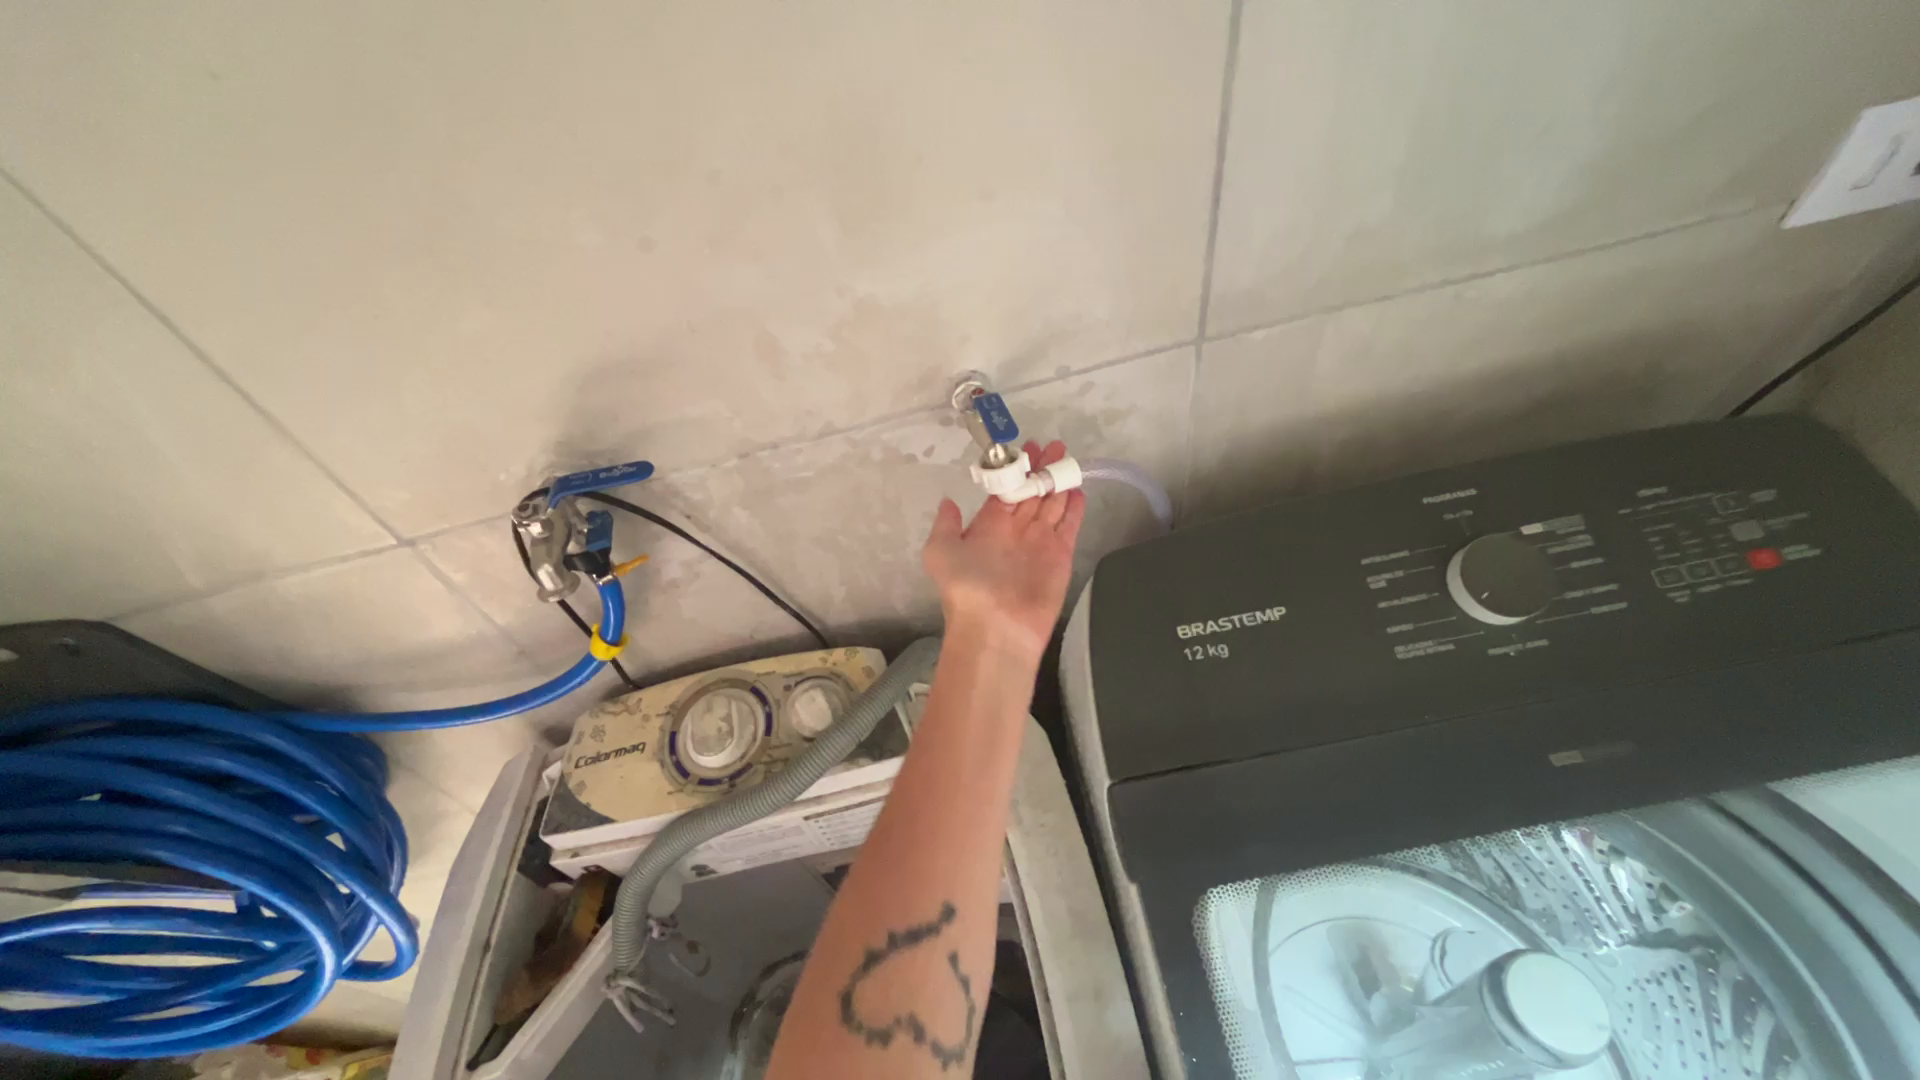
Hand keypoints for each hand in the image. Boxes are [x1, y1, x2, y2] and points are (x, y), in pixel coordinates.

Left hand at [923, 440, 1087, 657]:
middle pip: (1031, 494)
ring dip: (1058, 482)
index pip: (1005, 492)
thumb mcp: (940, 551)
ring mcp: (1039, 543)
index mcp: (988, 528)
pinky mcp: (1061, 556)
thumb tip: (948, 502)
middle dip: (1040, 470)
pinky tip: (1077, 488)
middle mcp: (1014, 532)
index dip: (1015, 471)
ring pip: (1051, 505)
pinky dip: (1074, 508)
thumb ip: (946, 524)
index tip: (1025, 449)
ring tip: (1066, 458)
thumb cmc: (966, 587)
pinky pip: (1069, 526)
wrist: (996, 627)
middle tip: (1052, 445)